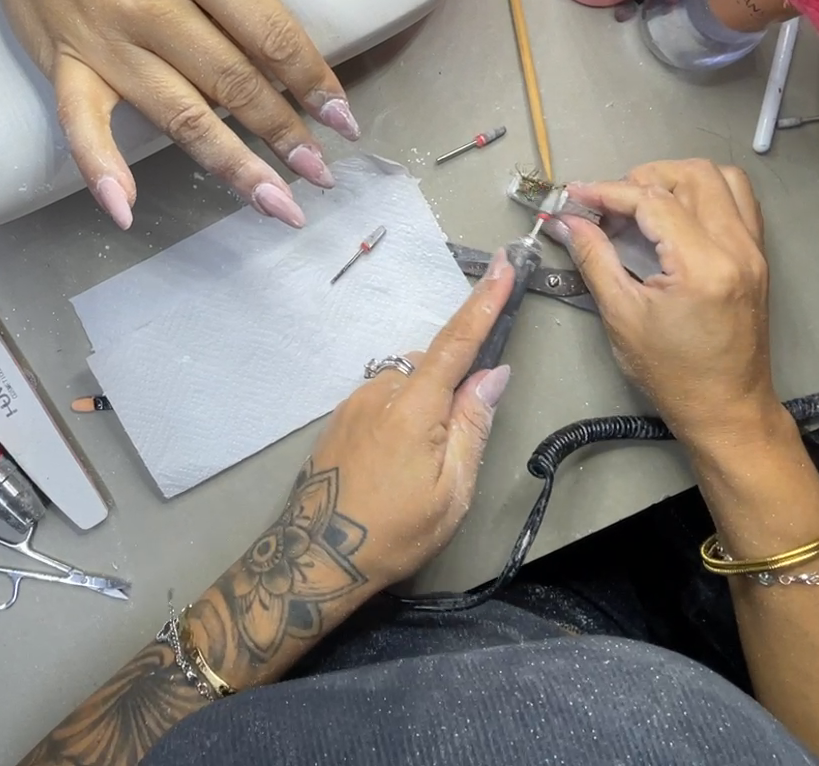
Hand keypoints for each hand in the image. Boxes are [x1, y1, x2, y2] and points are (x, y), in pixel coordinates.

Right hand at [0, 0, 360, 231]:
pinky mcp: (64, 63)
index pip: (267, 31)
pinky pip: (80, 122)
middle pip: (231, 81)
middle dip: (282, 132)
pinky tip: (124, 209)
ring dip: (229, 163)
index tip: (343, 119)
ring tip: (274, 204)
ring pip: (177, 113)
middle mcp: (149, 5)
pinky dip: (99, 166)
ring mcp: (104, 41)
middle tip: (320, 176)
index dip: (311, 79)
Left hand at [287, 255, 513, 588]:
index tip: (504, 265)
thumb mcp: (451, 490)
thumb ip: (472, 425)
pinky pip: (384, 398)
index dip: (484, 302)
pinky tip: (395, 462)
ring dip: (425, 406)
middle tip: (451, 451)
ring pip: (407, 383)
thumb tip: (492, 374)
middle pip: (432, 365)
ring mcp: (355, 400)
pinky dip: (402, 414)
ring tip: (418, 469)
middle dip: (454, 388)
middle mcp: (380, 390)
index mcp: (413, 405)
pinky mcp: (341, 415)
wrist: (314, 553)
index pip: (457, 341)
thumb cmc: (392, 530)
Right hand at [553, 159, 778, 453]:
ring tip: (642, 203)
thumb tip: (567, 222)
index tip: (574, 196)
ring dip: (677, 180)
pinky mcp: (758, 256)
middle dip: (644, 177)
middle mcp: (737, 248)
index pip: (653, 202)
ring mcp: (754, 250)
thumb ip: (595, 258)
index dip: (608, 191)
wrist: (726, 408)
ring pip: (722, 179)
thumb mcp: (621, 316)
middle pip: (694, 175)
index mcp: (702, 266)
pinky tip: (673, 215)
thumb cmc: (670, 371)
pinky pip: (738, 201)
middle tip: (610, 202)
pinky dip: (703, 194)